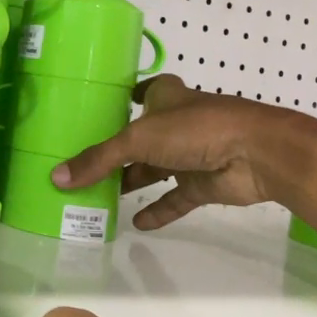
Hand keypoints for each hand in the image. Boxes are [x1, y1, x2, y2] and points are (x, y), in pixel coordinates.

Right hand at [53, 75, 316, 229]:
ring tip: (98, 195)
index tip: (93, 111)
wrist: (259, 154)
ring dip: (132, 181)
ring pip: (155, 169)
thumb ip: (98, 159)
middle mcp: (176, 123)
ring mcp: (191, 154)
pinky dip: (158, 210)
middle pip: (140, 137)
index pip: (138, 93)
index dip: (119, 100)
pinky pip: (176, 199)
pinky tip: (135, 222)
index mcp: (165, 97)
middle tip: (82, 164)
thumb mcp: (138, 139)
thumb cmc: (197, 129)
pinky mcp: (203, 183)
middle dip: (116, 151)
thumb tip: (56, 177)